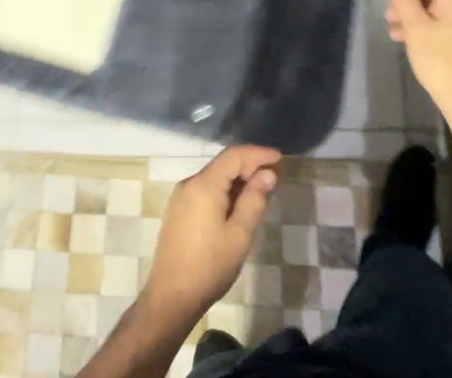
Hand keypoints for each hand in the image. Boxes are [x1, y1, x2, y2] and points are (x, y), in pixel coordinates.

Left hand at [145, 146, 279, 317]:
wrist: (172, 297)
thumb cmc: (210, 265)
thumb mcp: (239, 234)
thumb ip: (254, 200)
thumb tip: (267, 174)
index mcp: (203, 184)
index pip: (234, 156)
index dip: (258, 154)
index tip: (280, 159)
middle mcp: (189, 184)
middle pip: (222, 165)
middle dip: (249, 168)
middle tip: (274, 179)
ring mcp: (180, 198)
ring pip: (214, 179)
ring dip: (237, 182)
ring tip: (260, 194)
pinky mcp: (178, 212)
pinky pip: (205, 192)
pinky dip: (224, 193)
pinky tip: (238, 208)